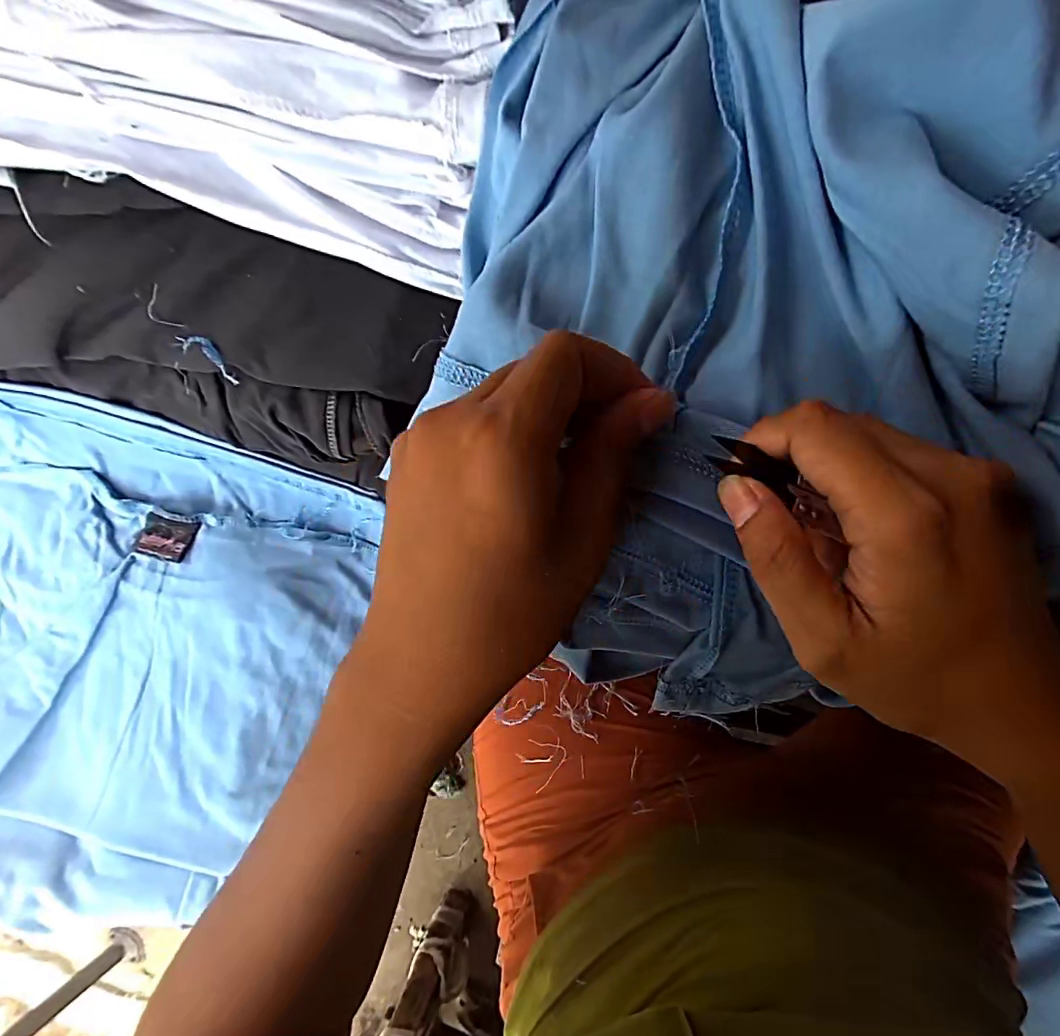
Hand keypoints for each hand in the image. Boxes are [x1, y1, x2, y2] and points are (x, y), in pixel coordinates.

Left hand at [347, 332, 675, 742]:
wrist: (423, 658)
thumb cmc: (515, 610)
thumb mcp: (584, 534)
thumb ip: (614, 452)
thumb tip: (652, 399)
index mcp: (501, 433)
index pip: (565, 354)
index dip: (614, 370)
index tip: (640, 413)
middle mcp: (453, 415)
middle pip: (532, 369)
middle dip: (584, 392)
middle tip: (613, 444)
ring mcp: (422, 433)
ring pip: (501, 392)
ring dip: (545, 411)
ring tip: (565, 467)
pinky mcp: (407, 455)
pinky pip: (470, 419)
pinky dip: (507, 428)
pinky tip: (516, 480)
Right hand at [717, 401, 1059, 776]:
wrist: (1023, 700)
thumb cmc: (915, 680)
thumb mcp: (823, 641)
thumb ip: (776, 558)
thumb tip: (737, 487)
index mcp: (905, 516)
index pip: (816, 427)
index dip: (766, 440)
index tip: (745, 483)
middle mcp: (949, 474)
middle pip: (842, 424)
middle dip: (793, 457)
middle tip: (780, 518)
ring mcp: (979, 471)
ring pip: (872, 434)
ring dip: (830, 468)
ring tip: (828, 534)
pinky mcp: (990, 478)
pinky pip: (904, 452)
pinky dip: (866, 476)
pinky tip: (869, 531)